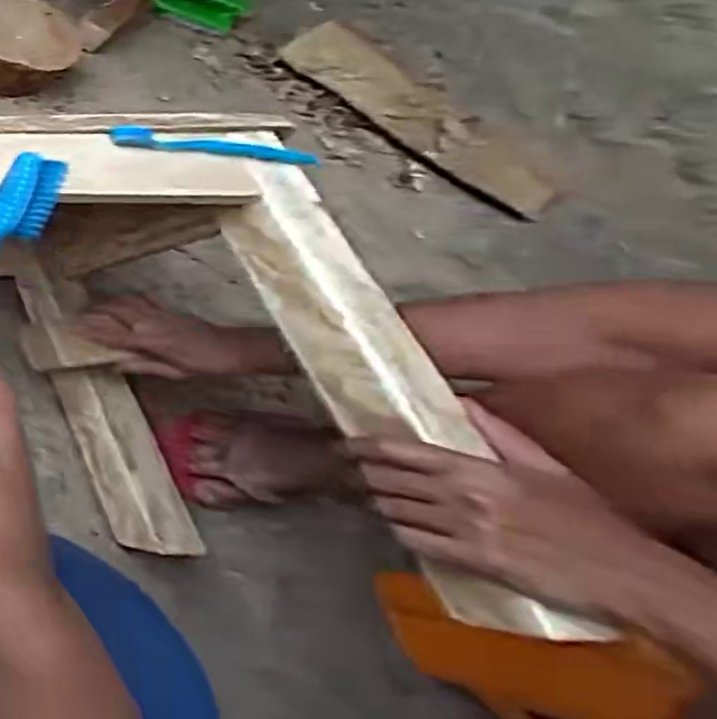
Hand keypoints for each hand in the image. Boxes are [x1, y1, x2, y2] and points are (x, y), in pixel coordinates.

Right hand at [72, 294, 268, 377]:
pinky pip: (140, 298)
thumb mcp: (174, 372)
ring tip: (89, 304)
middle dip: (92, 312)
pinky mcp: (165, 307)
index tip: (73, 328)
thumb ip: (144, 366)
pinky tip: (118, 298)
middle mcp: (150, 322)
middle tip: (75, 315)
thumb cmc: (203, 365)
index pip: (113, 334)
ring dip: (105, 301)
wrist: (232, 348)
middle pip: (113, 312)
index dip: (92, 331)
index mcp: (150, 341)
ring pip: (124, 301)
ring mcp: (157, 312)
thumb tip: (115, 364)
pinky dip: (125, 297)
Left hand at [350, 401, 667, 617]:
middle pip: (384, 478)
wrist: (634, 576)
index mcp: (472, 468)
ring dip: (376, 503)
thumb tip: (461, 400)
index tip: (343, 445)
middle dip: (361, 474)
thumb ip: (498, 432)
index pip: (396, 450)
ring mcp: (462, 527)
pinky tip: (396, 527)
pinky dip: (397, 532)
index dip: (360, 446)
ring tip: (367, 498)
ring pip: (392, 509)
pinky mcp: (472, 559)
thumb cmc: (589, 519)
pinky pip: (412, 540)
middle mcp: (458, 494)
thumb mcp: (545, 467)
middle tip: (348, 472)